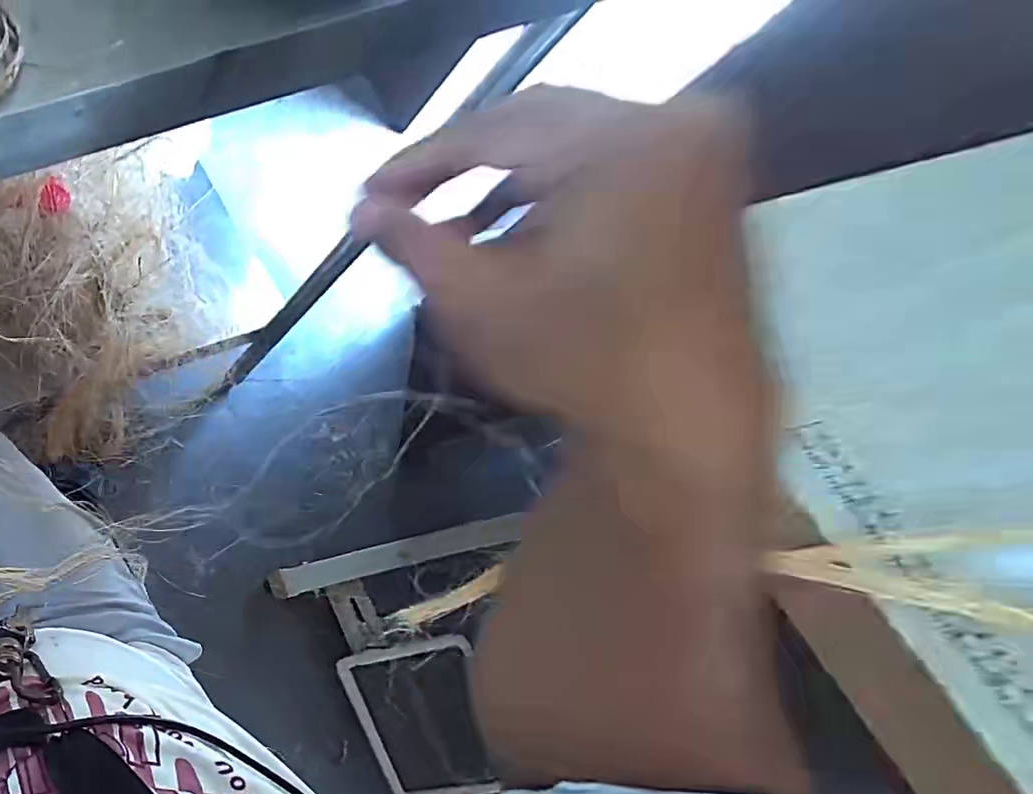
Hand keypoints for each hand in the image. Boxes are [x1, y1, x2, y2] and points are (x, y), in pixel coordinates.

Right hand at [351, 88, 773, 483]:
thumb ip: (412, 244)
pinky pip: (599, 160)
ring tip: (445, 226)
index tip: (367, 191)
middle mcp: (669, 119)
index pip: (494, 127)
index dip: (418, 159)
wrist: (677, 408)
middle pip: (533, 120)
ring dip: (496, 179)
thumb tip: (362, 211)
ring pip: (565, 140)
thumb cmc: (570, 356)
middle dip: (456, 161)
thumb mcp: (473, 301)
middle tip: (396, 198)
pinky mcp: (696, 176)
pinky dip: (543, 190)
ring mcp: (692, 144)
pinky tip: (505, 233)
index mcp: (618, 143)